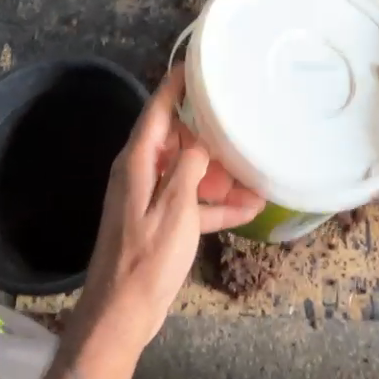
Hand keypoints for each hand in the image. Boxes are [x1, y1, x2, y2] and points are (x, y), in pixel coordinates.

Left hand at [77, 69, 265, 350]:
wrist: (121, 313)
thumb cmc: (147, 257)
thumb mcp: (176, 208)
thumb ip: (189, 168)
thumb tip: (200, 142)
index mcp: (138, 162)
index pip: (157, 111)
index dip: (175, 86)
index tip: (196, 64)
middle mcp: (141, 172)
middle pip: (178, 139)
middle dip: (209, 134)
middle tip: (242, 121)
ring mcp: (151, 198)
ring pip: (189, 172)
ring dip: (220, 174)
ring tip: (256, 173)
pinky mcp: (161, 222)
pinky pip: (191, 203)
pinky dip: (215, 204)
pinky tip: (249, 208)